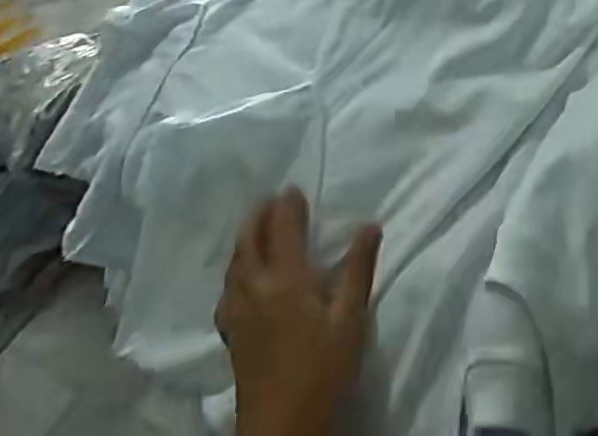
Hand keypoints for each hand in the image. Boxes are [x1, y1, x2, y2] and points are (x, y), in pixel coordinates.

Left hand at [216, 187, 381, 435]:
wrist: (283, 423)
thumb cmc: (323, 365)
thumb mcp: (351, 316)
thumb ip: (358, 267)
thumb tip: (369, 224)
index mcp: (286, 280)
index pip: (284, 231)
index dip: (288, 206)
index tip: (292, 186)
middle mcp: (255, 290)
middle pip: (250, 244)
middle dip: (258, 217)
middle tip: (268, 197)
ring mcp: (238, 313)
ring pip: (234, 265)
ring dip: (244, 239)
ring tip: (254, 226)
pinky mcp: (231, 334)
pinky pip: (228, 288)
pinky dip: (235, 269)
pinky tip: (240, 277)